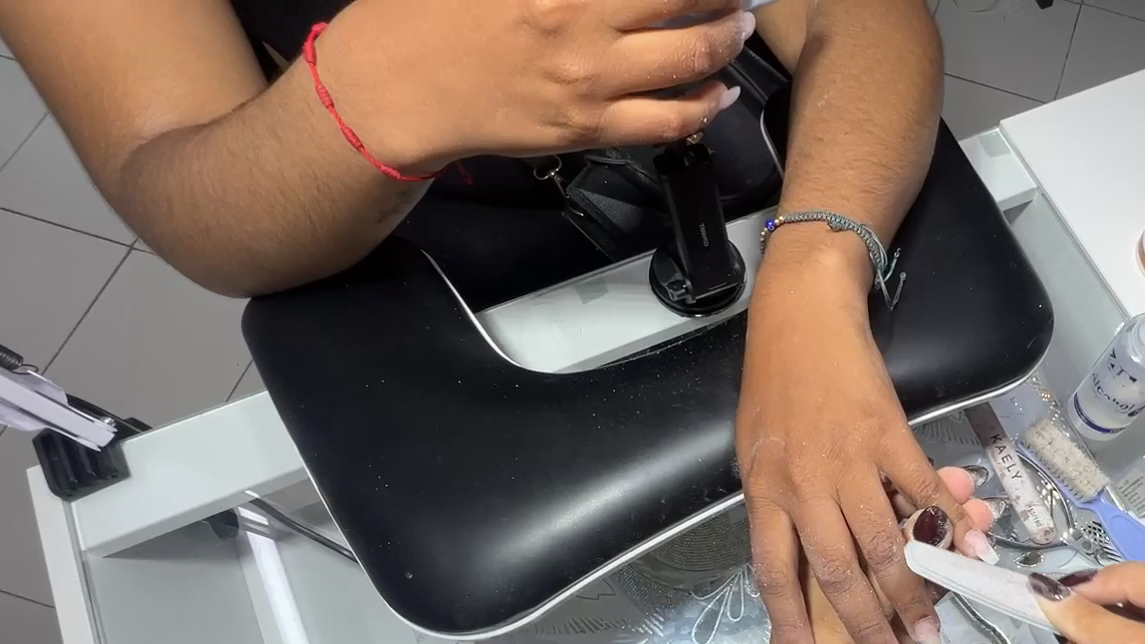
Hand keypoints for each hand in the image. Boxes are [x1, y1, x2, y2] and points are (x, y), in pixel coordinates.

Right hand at [320, 0, 755, 170]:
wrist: (406, 85)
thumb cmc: (437, 8)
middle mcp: (584, 22)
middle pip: (683, 1)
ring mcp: (593, 81)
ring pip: (689, 62)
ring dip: (725, 42)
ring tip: (738, 28)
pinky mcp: (593, 128)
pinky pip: (668, 122)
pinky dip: (705, 107)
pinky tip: (720, 94)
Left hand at [738, 238, 996, 643]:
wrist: (802, 314)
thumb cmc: (773, 383)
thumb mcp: (754, 451)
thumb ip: (776, 505)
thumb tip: (798, 555)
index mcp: (765, 493)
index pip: (774, 574)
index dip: (791, 627)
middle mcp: (804, 486)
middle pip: (836, 570)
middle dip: (865, 625)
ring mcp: (849, 461)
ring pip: (883, 541)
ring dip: (912, 592)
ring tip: (932, 632)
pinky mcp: (889, 435)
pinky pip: (923, 492)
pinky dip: (951, 527)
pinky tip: (973, 557)